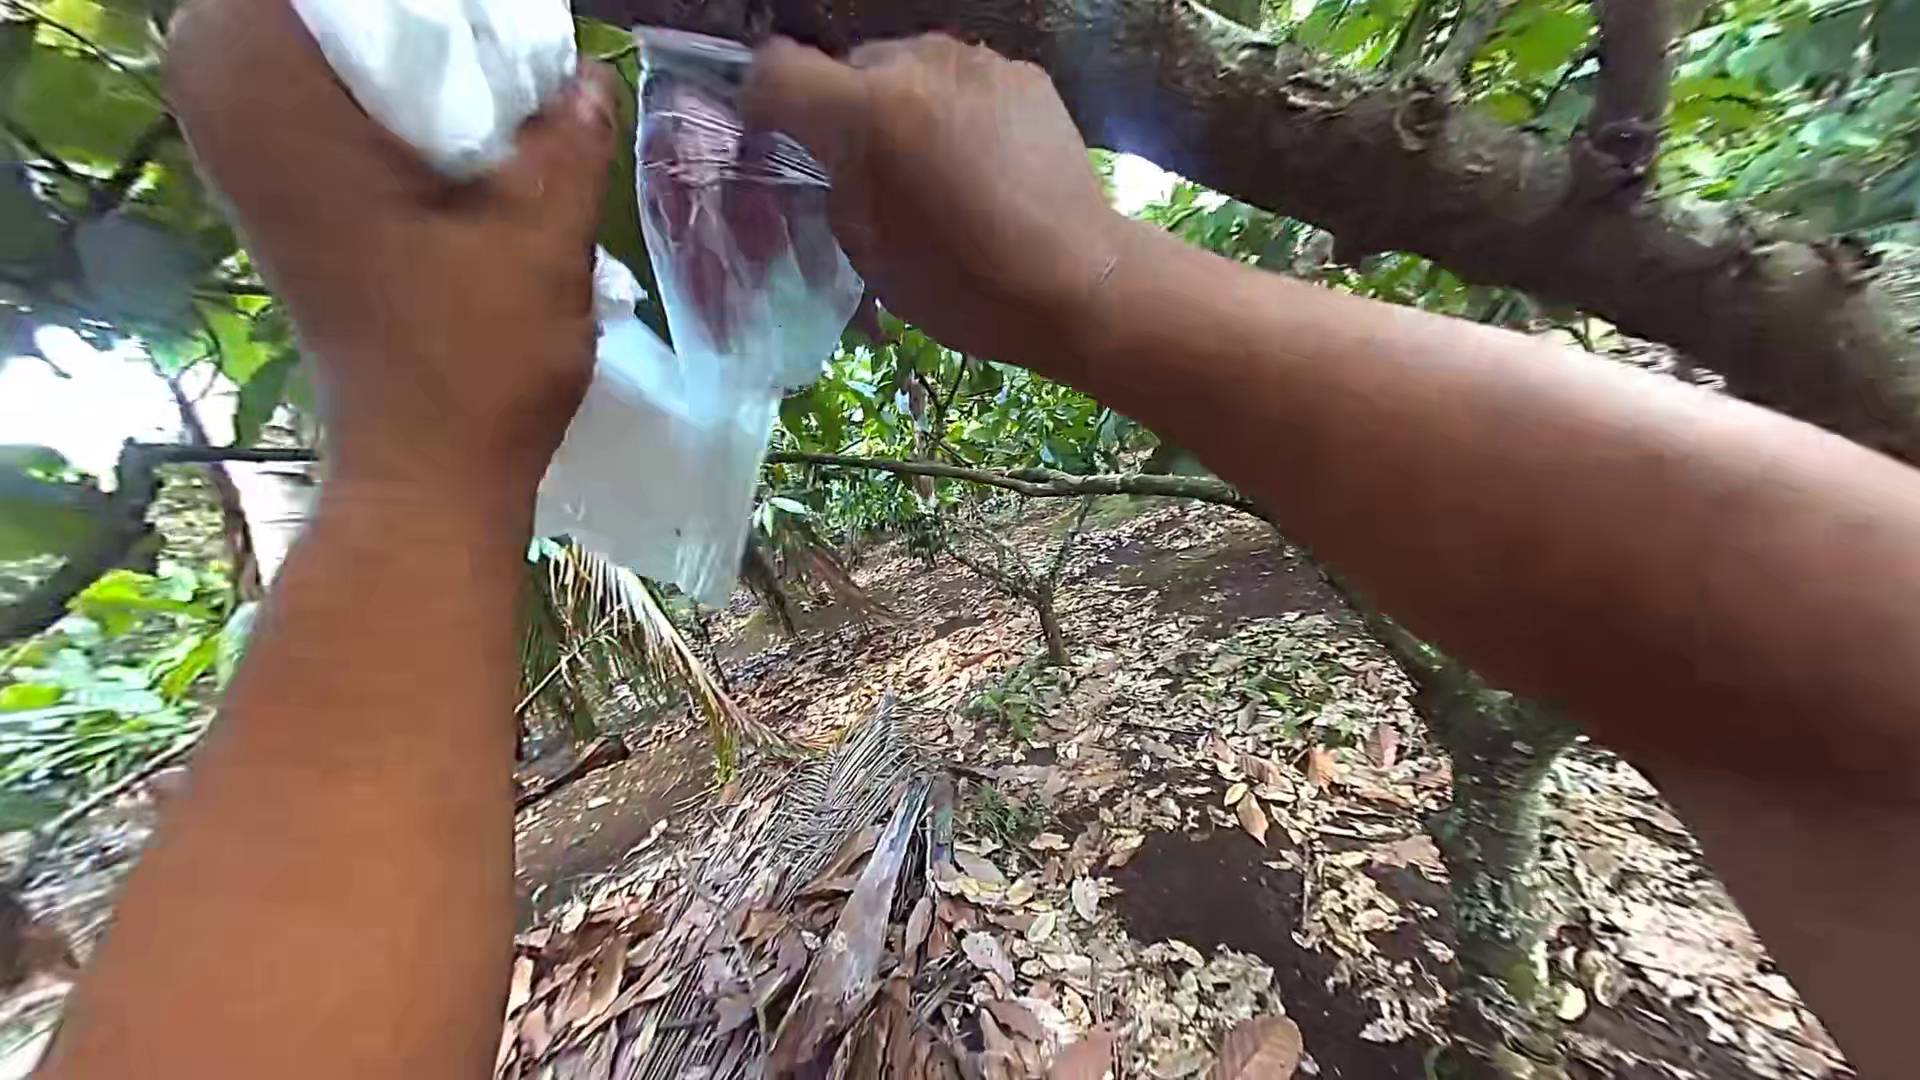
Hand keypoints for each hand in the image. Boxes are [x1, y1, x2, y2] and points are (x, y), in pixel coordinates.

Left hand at [166, 0, 614, 498]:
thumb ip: (568, 142)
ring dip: (445, 87)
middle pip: (354, 19)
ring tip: (523, 127)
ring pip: (358, 64)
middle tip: (534, 87)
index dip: (461, 17)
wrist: (439, 456)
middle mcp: (230, 94)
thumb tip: (591, 77)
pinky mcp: (295, 194)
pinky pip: (355, 115)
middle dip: (452, 46)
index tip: (529, 52)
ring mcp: (257, 148)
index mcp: (269, 80)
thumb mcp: (543, 238)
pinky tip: (488, 166)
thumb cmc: (483, 355)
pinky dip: (424, 125)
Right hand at [741, 35, 1125, 368]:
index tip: (774, 138)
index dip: (762, 105)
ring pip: (909, 73)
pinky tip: (982, 168)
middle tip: (875, 181)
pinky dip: (953, 115)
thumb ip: (839, 196)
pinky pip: (962, 83)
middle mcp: (920, 62)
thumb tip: (834, 163)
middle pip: (850, 71)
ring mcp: (978, 60)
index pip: (778, 73)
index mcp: (871, 115)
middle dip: (847, 119)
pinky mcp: (1023, 74)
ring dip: (902, 115)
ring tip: (935, 177)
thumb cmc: (970, 292)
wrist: (1076, 286)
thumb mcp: (878, 264)